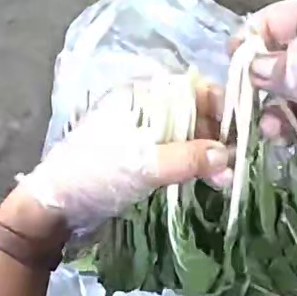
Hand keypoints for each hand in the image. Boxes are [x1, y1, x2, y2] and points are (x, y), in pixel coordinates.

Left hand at [15, 79, 232, 230]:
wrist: (55, 206)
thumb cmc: (95, 175)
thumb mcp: (143, 165)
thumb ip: (186, 158)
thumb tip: (226, 156)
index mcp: (142, 96)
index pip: (192, 89)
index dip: (220, 106)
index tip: (240, 132)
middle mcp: (146, 110)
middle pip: (194, 114)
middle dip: (217, 136)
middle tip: (236, 164)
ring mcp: (143, 136)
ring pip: (187, 138)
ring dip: (207, 156)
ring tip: (224, 180)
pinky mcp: (141, 159)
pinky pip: (175, 156)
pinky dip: (192, 167)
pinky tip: (207, 182)